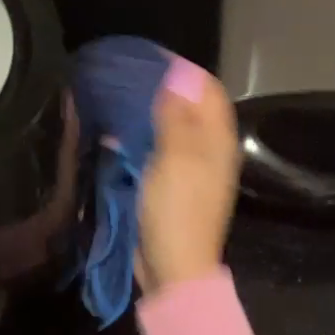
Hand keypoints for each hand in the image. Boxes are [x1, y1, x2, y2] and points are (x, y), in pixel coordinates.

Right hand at [137, 58, 240, 293]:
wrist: (172, 270)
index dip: (182, 74)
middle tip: (125, 83)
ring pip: (171, 135)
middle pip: (189, 111)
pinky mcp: (170, 194)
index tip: (146, 64)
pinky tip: (119, 142)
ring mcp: (189, 175)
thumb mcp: (175, 159)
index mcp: (217, 141)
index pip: (206, 91)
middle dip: (162, 95)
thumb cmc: (176, 213)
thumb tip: (177, 75)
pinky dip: (141, 146)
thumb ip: (176, 117)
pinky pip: (157, 158)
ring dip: (148, 121)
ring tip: (117, 106)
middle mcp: (208, 153)